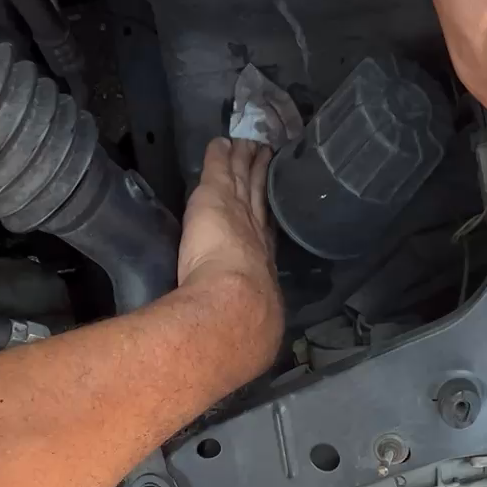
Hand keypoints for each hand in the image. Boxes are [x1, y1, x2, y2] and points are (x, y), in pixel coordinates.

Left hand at [176, 137, 281, 374]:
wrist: (234, 311)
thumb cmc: (242, 326)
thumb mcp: (253, 330)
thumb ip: (253, 328)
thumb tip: (256, 345)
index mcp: (262, 268)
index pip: (265, 235)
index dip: (267, 218)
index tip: (270, 207)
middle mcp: (256, 237)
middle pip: (260, 202)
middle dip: (264, 182)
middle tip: (268, 161)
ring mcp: (237, 214)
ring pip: (243, 181)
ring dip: (247, 162)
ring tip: (251, 145)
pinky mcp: (216, 197)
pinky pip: (220, 168)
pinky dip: (222, 154)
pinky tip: (223, 141)